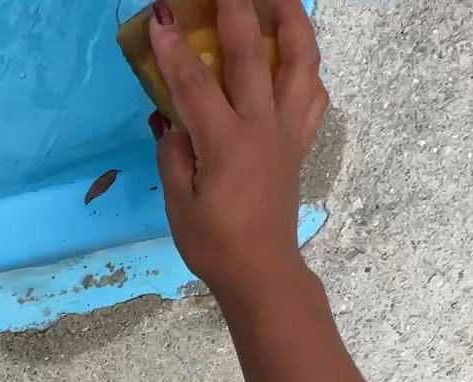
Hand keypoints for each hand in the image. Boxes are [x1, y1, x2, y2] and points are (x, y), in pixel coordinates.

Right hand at [147, 0, 327, 304]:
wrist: (259, 266)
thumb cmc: (211, 241)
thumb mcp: (179, 202)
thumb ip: (175, 154)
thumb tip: (167, 118)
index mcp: (225, 142)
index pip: (194, 84)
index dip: (173, 49)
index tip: (160, 18)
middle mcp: (262, 124)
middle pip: (251, 54)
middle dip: (234, 11)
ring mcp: (287, 128)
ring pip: (299, 58)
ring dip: (290, 18)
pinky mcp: (299, 139)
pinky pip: (312, 90)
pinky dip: (306, 63)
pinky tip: (296, 54)